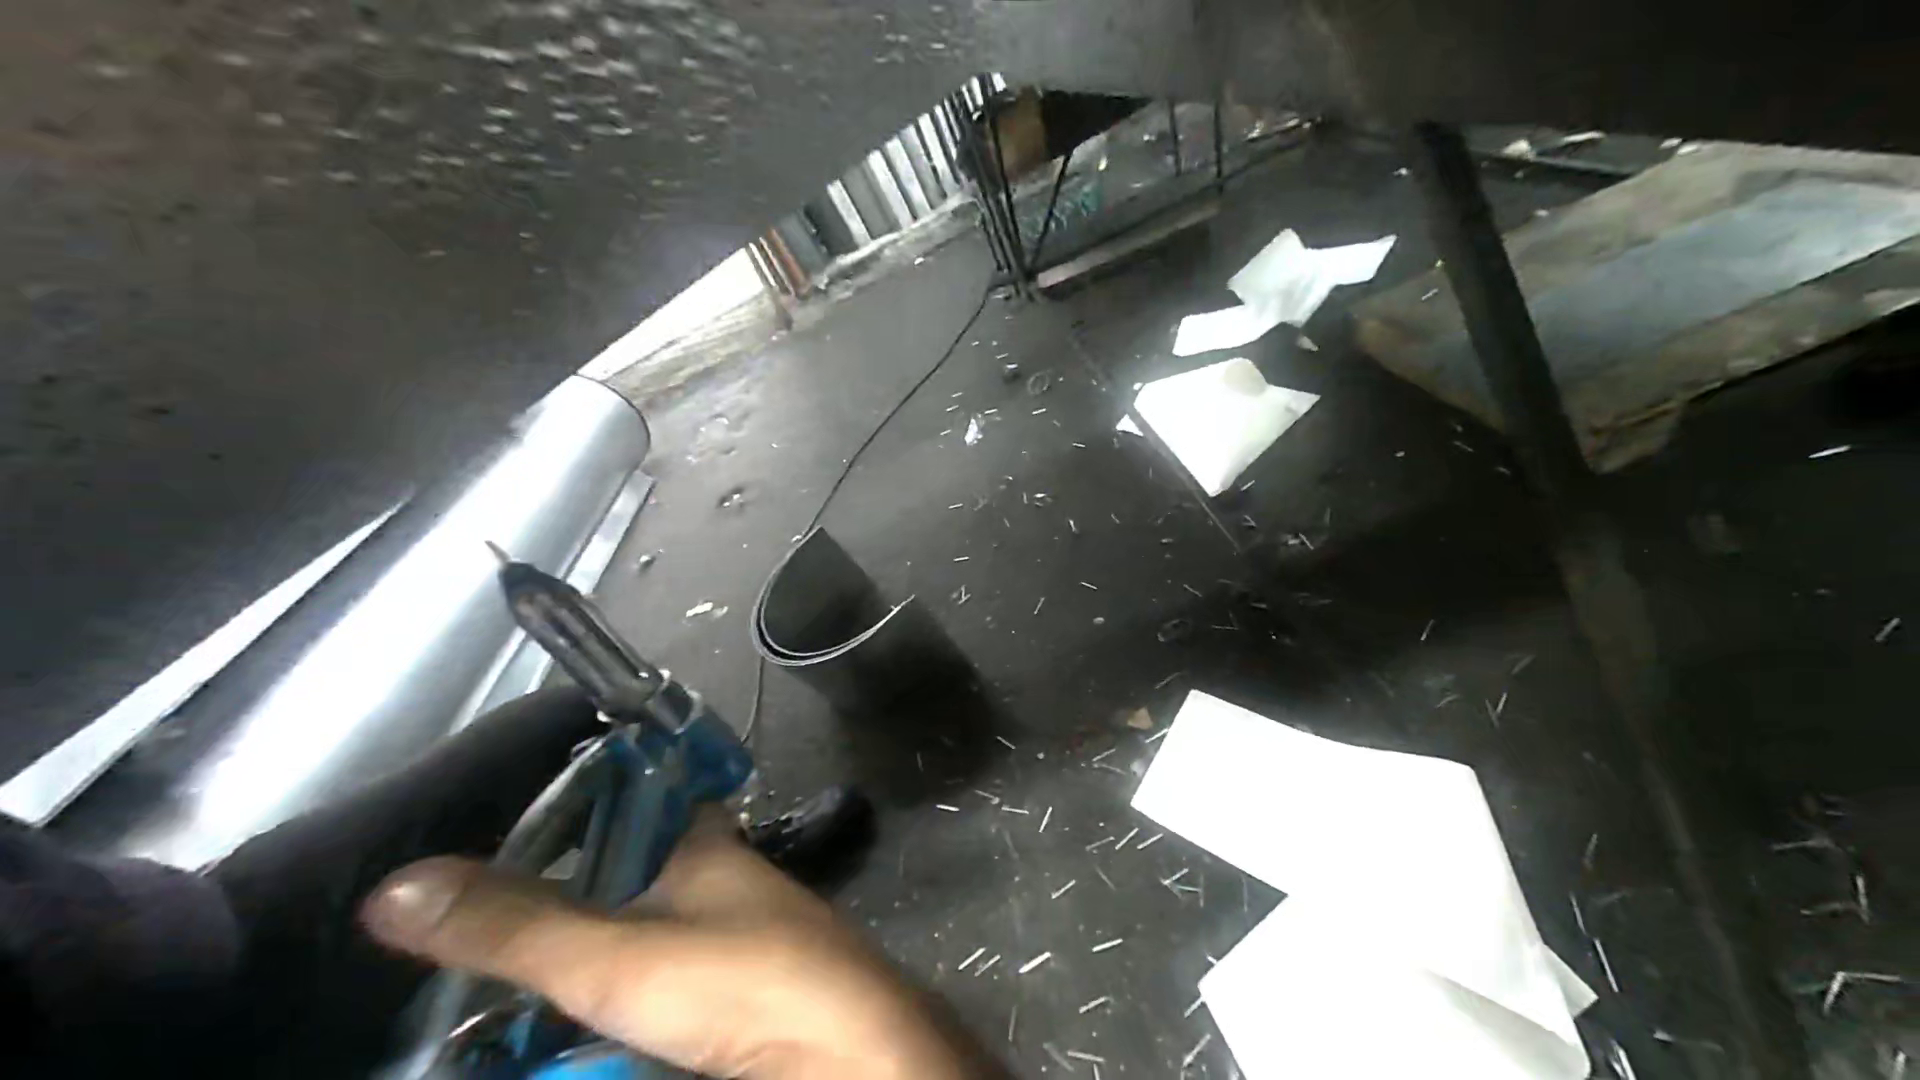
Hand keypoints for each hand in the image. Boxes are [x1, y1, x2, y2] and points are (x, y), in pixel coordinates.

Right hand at [361, 810, 1000, 1079]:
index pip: (630, 792)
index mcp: (699, 838)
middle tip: (470, 909)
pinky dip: (611, 986)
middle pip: (628, 861)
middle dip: (558, 886)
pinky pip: (658, 970)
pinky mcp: (735, 982)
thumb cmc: (743, 981)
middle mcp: (717, 870)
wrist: (849, 1055)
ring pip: (640, 919)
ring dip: (581, 944)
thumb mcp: (617, 957)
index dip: (571, 797)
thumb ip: (515, 926)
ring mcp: (730, 927)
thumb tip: (394, 885)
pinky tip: (569, 1015)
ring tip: (493, 967)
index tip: (497, 816)